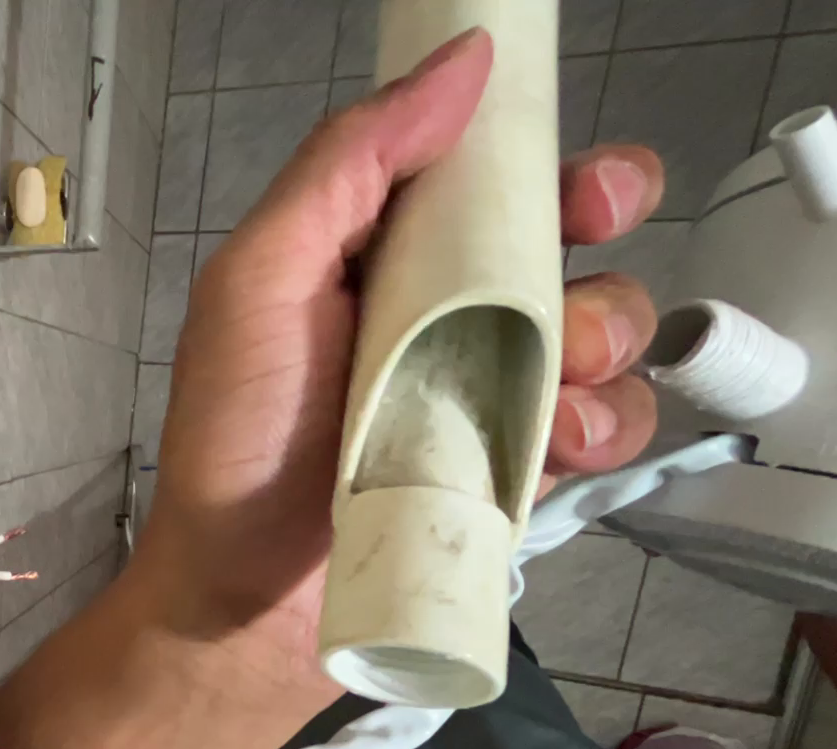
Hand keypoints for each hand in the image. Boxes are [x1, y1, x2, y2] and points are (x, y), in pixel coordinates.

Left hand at [0, 29, 667, 748]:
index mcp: (355, 270)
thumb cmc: (236, 444)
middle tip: (574, 274)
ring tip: (545, 395)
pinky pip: (593, 421)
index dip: (529, 168)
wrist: (242, 595)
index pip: (467, 186)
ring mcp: (462, 397)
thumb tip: (459, 65)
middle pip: (548, 244)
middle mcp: (415, 323)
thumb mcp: (256, 291)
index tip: (567, 186)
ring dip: (600, 342)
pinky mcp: (495, 469)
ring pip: (590, 328)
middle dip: (590, 245)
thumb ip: (338, 177)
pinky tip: (554, 451)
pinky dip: (596, 425)